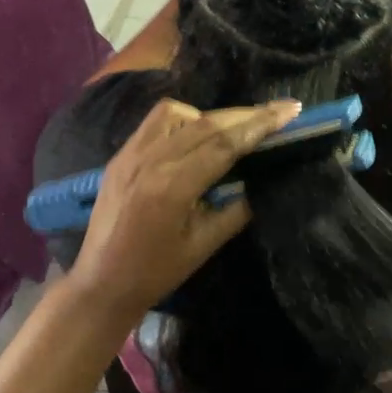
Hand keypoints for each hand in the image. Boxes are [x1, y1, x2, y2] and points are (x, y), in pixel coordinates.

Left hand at [68, 98, 299, 315]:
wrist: (100, 283)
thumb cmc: (156, 272)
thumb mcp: (205, 244)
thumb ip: (237, 209)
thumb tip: (264, 179)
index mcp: (173, 187)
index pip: (226, 144)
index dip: (261, 124)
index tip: (290, 110)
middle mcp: (151, 161)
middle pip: (208, 123)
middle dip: (248, 113)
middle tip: (280, 109)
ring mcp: (131, 153)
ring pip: (181, 114)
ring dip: (215, 116)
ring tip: (236, 128)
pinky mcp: (121, 154)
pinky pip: (157, 121)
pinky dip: (184, 118)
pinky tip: (197, 134)